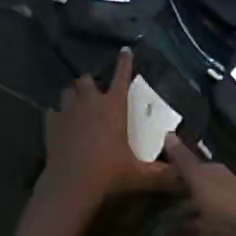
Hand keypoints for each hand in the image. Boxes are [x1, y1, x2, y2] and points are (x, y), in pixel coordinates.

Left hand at [39, 49, 175, 209]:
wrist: (70, 186)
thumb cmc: (108, 174)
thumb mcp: (140, 176)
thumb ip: (164, 175)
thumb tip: (184, 176)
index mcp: (112, 107)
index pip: (121, 77)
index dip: (124, 63)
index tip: (125, 50)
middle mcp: (89, 102)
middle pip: (87, 79)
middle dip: (92, 82)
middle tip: (97, 92)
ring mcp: (67, 110)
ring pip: (69, 90)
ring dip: (74, 94)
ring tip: (79, 104)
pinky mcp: (51, 122)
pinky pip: (54, 110)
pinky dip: (59, 114)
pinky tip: (62, 123)